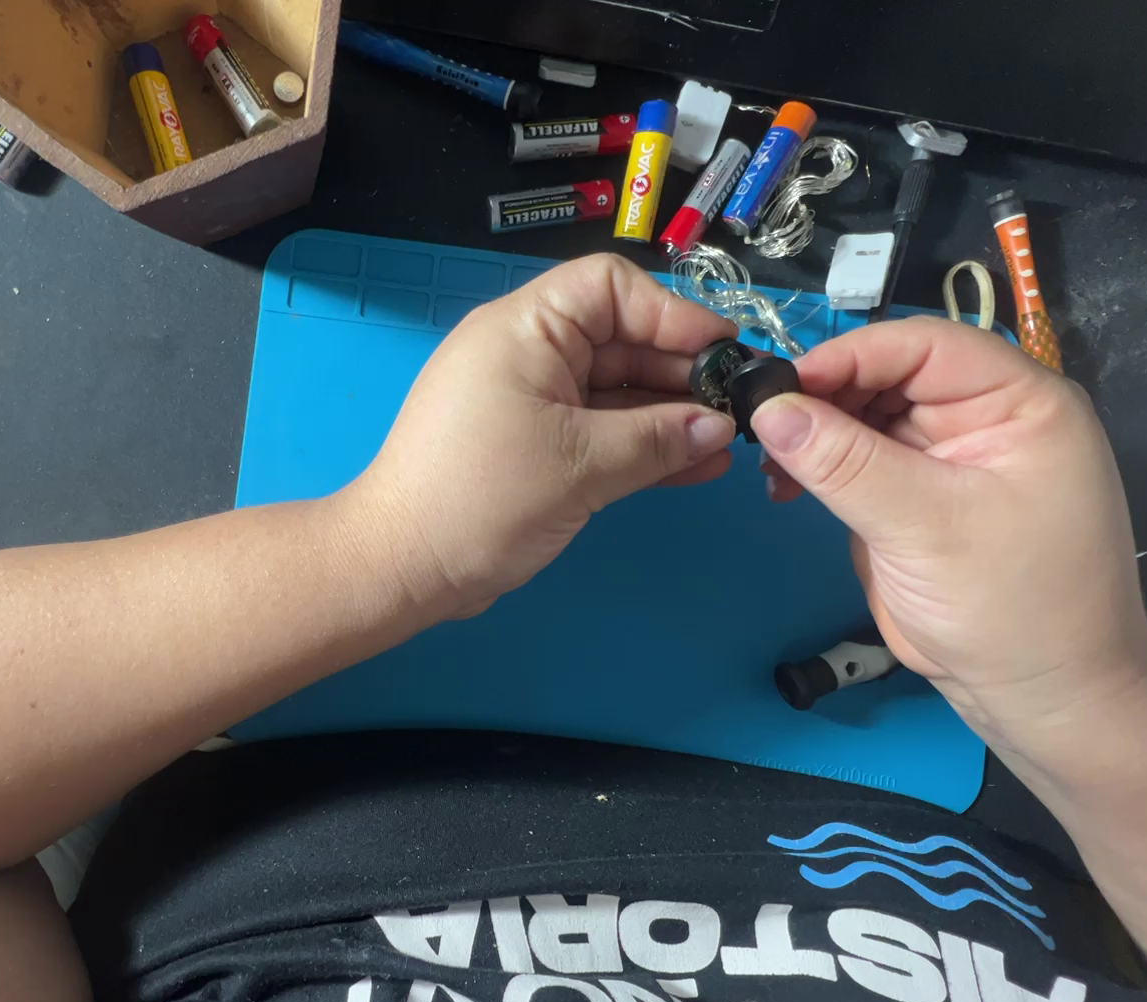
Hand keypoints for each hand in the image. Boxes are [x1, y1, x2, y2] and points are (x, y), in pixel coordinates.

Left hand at [346, 254, 738, 618]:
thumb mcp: (580, 464)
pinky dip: (640, 448)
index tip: (722, 350)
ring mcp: (532, 405)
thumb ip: (658, 439)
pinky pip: (598, 435)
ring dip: (669, 417)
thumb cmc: (484, 498)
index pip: (608, 288)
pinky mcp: (536, 449)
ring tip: (727, 442)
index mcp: (524, 330)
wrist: (407, 567)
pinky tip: (694, 466)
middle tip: (739, 405)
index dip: (671, 313)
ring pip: (614, 395)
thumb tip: (719, 425)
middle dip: (680, 373)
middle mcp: (528, 356)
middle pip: (619, 343)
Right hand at [751, 318, 1146, 743]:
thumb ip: (843, 463)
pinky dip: (813, 465)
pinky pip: (850, 459)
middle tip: (761, 430)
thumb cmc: (1007, 603)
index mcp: (1015, 403)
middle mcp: (977, 418)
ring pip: (860, 416)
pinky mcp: (906, 495)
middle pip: (885, 376)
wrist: (1032, 691)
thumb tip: (766, 409)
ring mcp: (939, 458)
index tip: (778, 389)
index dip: (848, 357)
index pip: (922, 347)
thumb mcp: (924, 525)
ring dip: (809, 433)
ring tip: (769, 466)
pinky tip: (784, 486)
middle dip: (820, 397)